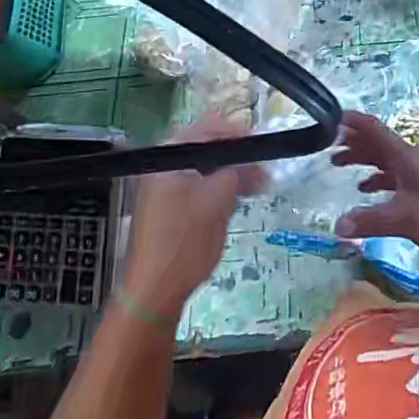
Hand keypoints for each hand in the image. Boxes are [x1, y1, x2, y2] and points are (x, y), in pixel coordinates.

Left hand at [119, 118, 264, 317]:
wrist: (154, 290)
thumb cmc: (185, 241)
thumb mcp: (219, 200)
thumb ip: (236, 171)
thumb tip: (251, 160)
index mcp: (170, 157)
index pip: (209, 128)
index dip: (239, 134)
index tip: (263, 148)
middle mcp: (162, 166)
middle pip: (206, 148)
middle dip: (237, 156)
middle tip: (263, 171)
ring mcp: (163, 188)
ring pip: (204, 169)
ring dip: (231, 174)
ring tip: (258, 186)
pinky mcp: (168, 208)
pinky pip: (198, 187)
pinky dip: (219, 189)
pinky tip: (237, 200)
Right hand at [331, 112, 418, 262]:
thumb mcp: (406, 219)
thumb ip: (371, 221)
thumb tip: (337, 226)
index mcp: (404, 157)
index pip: (373, 129)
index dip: (352, 120)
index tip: (328, 116)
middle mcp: (409, 160)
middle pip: (376, 142)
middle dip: (351, 140)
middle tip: (324, 143)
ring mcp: (417, 175)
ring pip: (383, 159)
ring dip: (362, 158)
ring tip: (338, 162)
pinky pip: (392, 176)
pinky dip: (375, 178)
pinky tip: (366, 190)